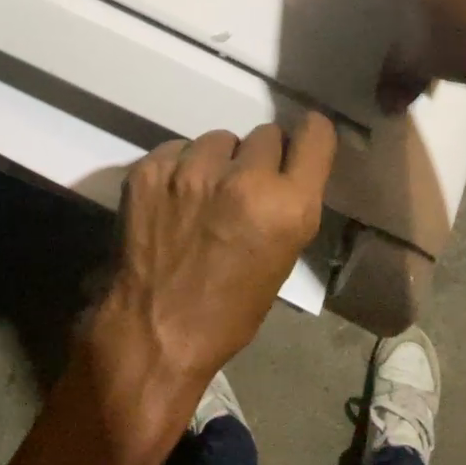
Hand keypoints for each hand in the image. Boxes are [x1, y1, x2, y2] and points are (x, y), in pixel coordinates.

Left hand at [90, 116, 336, 382]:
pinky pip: (177, 149)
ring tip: (202, 197)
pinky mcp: (151, 168)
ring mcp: (191, 169)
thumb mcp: (282, 258)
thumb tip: (282, 170)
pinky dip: (179, 168)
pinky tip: (172, 201)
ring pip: (217, 139)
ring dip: (216, 161)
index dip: (310, 136)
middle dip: (258, 158)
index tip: (303, 140)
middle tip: (243, 189)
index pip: (315, 135)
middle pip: (264, 135)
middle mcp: (242, 177)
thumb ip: (287, 204)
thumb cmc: (228, 311)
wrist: (154, 329)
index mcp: (286, 206)